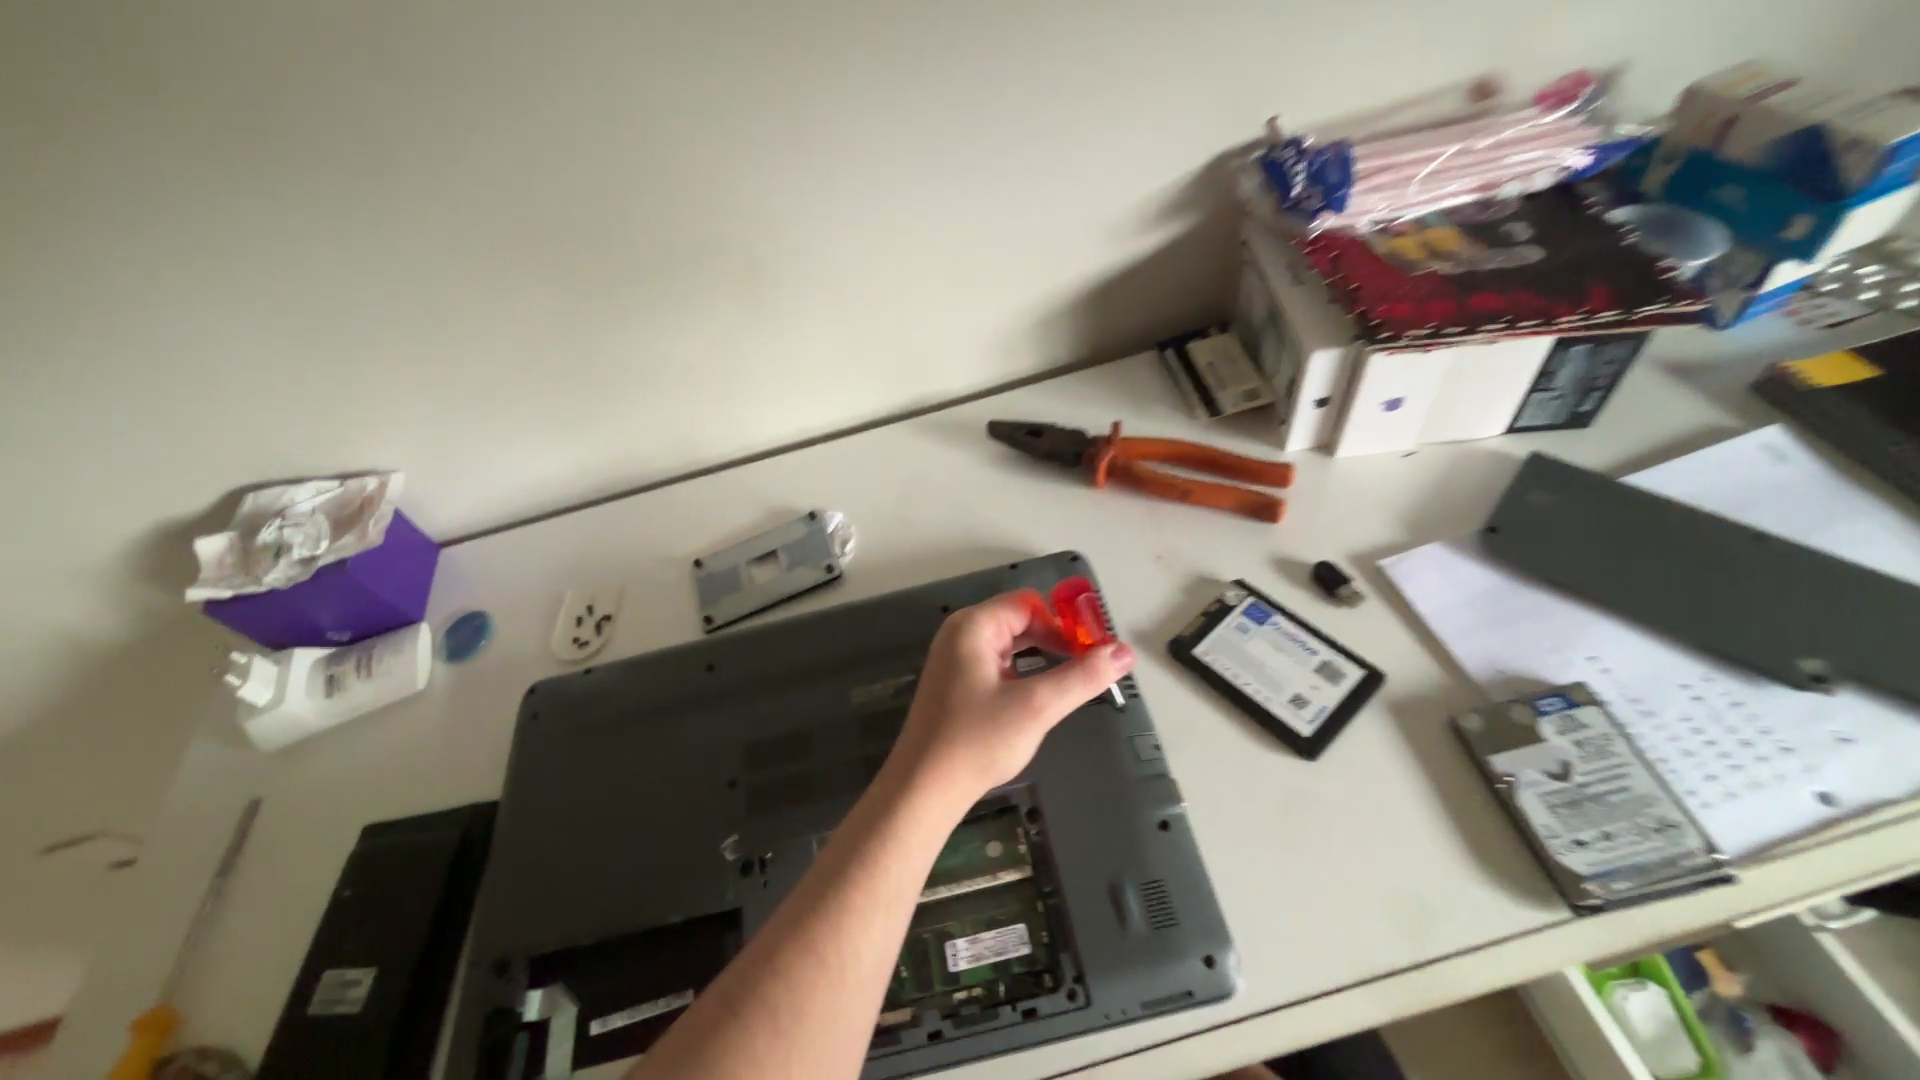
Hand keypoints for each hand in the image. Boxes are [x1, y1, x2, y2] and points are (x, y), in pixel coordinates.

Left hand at [889, 589, 1135, 797]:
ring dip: (1043, 658)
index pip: (1029, 604)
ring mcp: (956, 661)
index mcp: (973, 627)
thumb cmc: (977, 741)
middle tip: (1091, 667)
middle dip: (1057, 640)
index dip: (1065, 622)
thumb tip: (1125, 652)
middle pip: (1020, 621)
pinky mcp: (957, 686)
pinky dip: (1024, 674)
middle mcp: (961, 636)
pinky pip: (999, 666)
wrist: (924, 788)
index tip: (1096, 649)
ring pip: (1011, 646)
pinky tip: (1040, 698)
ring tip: (1072, 683)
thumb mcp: (1037, 706)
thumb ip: (1083, 676)